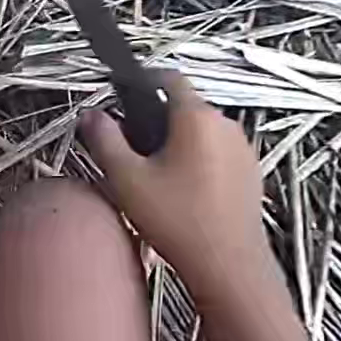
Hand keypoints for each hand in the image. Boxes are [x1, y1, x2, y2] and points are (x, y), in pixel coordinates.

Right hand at [78, 73, 275, 305]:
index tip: (121, 93)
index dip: (141, 80)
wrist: (227, 264)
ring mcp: (241, 149)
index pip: (168, 77)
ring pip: (198, 132)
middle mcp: (225, 126)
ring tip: (150, 178)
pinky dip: (193, 161)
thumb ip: (105, 140)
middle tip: (127, 150)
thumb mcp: (126, 178)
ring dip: (173, 143)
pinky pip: (214, 153)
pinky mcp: (248, 172)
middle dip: (152, 120)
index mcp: (196, 118)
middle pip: (181, 107)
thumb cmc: (177, 221)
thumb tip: (92, 115)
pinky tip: (177, 193)